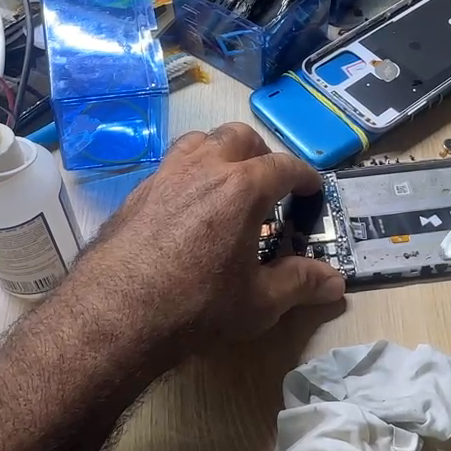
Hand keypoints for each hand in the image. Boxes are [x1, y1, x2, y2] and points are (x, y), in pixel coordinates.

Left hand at [63, 123, 345, 348]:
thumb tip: (336, 282)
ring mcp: (166, 175)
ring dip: (221, 154)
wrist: (114, 314)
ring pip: (200, 141)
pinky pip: (171, 166)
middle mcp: (205, 167)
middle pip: (240, 137)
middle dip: (261, 154)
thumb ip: (300, 283)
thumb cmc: (197, 305)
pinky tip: (188, 210)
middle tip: (269, 185)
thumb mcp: (258, 301)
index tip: (312, 191)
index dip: (305, 177)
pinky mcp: (138, 191)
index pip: (285, 166)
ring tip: (227, 185)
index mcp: (243, 187)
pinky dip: (189, 174)